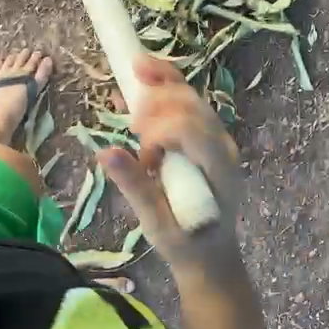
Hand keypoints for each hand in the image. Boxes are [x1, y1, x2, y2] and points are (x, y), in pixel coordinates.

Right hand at [96, 57, 246, 277]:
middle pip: (192, 104)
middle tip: (132, 120)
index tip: (142, 155)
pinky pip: (187, 105)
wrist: (210, 255)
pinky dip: (164, 89)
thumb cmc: (186, 243)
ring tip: (134, 73)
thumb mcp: (157, 223)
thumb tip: (105, 152)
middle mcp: (223, 146)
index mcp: (217, 168)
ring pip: (191, 98)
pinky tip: (142, 78)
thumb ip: (135, 186)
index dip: (158, 130)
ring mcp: (217, 139)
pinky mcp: (206, 138)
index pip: (190, 128)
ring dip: (161, 85)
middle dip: (158, 100)